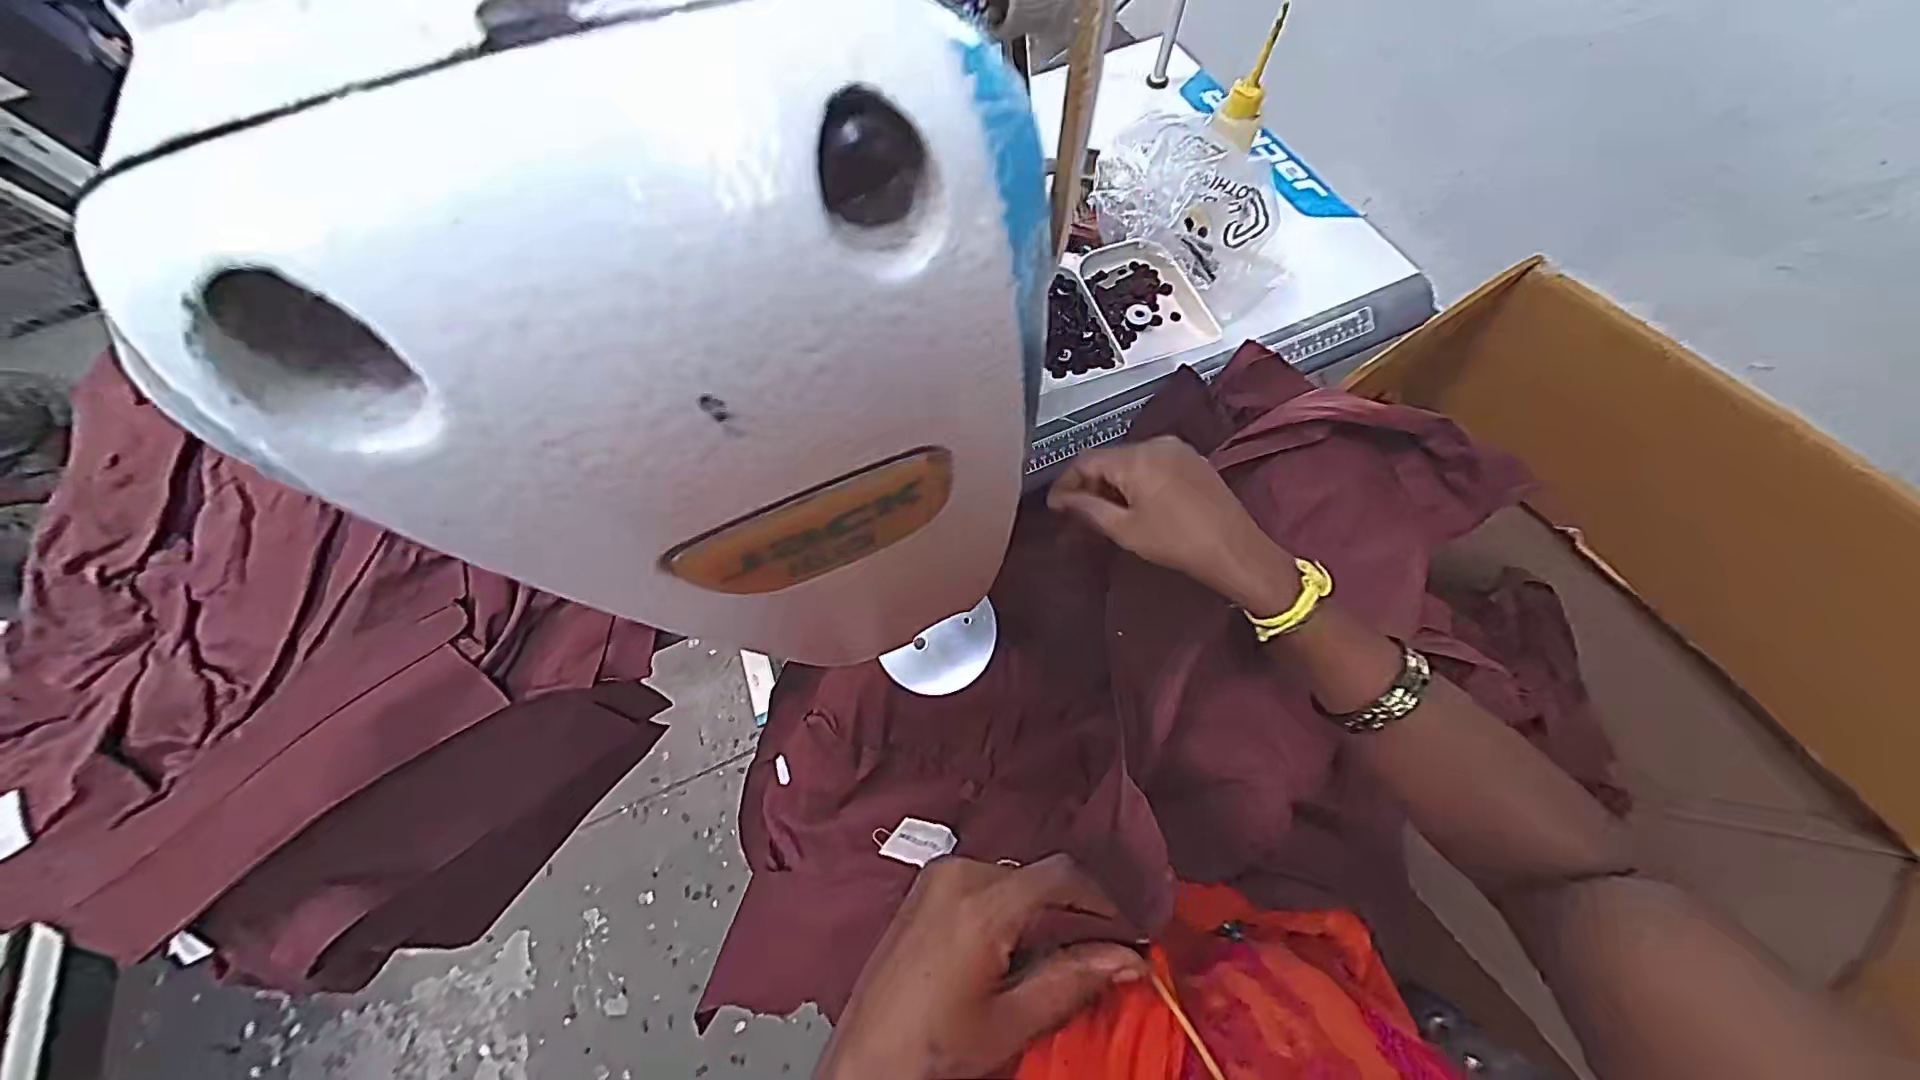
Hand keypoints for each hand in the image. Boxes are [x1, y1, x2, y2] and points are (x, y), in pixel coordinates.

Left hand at [814, 855, 1147, 1078]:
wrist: (865, 1056)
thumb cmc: (927, 1047)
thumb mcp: (1010, 1021)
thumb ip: (1072, 980)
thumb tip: (1125, 959)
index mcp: (981, 903)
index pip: (1062, 875)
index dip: (1103, 900)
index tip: (1125, 930)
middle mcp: (958, 874)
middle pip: (1040, 875)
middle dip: (1074, 911)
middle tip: (1096, 953)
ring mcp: (939, 875)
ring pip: (1016, 877)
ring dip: (1042, 910)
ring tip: (1051, 958)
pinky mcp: (928, 884)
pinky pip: (987, 881)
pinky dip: (1011, 907)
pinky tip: (1012, 948)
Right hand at [1047, 437, 1300, 613]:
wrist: (1235, 549)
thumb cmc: (1177, 542)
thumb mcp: (1124, 529)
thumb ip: (1087, 508)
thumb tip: (1063, 499)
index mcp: (1136, 458)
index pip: (1085, 460)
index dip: (1065, 483)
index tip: (1055, 505)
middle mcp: (1156, 444)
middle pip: (1108, 457)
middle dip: (1089, 483)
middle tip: (1076, 511)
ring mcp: (1177, 449)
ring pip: (1130, 460)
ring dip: (1112, 482)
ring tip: (1105, 512)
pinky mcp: (1192, 459)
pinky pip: (1151, 462)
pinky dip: (1135, 479)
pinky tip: (1134, 504)